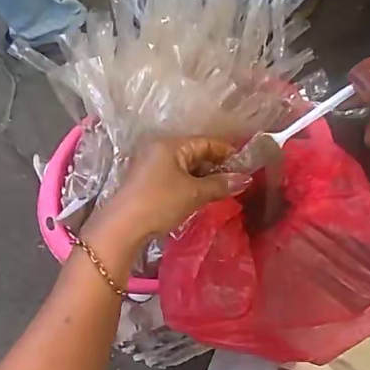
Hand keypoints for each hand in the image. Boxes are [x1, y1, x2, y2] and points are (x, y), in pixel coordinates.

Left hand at [87, 136, 246, 250]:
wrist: (123, 227)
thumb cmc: (160, 202)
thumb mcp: (194, 193)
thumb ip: (221, 185)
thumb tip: (246, 179)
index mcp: (170, 145)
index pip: (205, 142)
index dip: (226, 152)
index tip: (245, 165)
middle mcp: (158, 150)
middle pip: (194, 153)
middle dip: (215, 166)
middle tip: (235, 181)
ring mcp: (149, 166)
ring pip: (184, 167)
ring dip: (202, 178)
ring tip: (221, 191)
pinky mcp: (145, 183)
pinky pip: (174, 177)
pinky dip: (189, 185)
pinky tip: (199, 197)